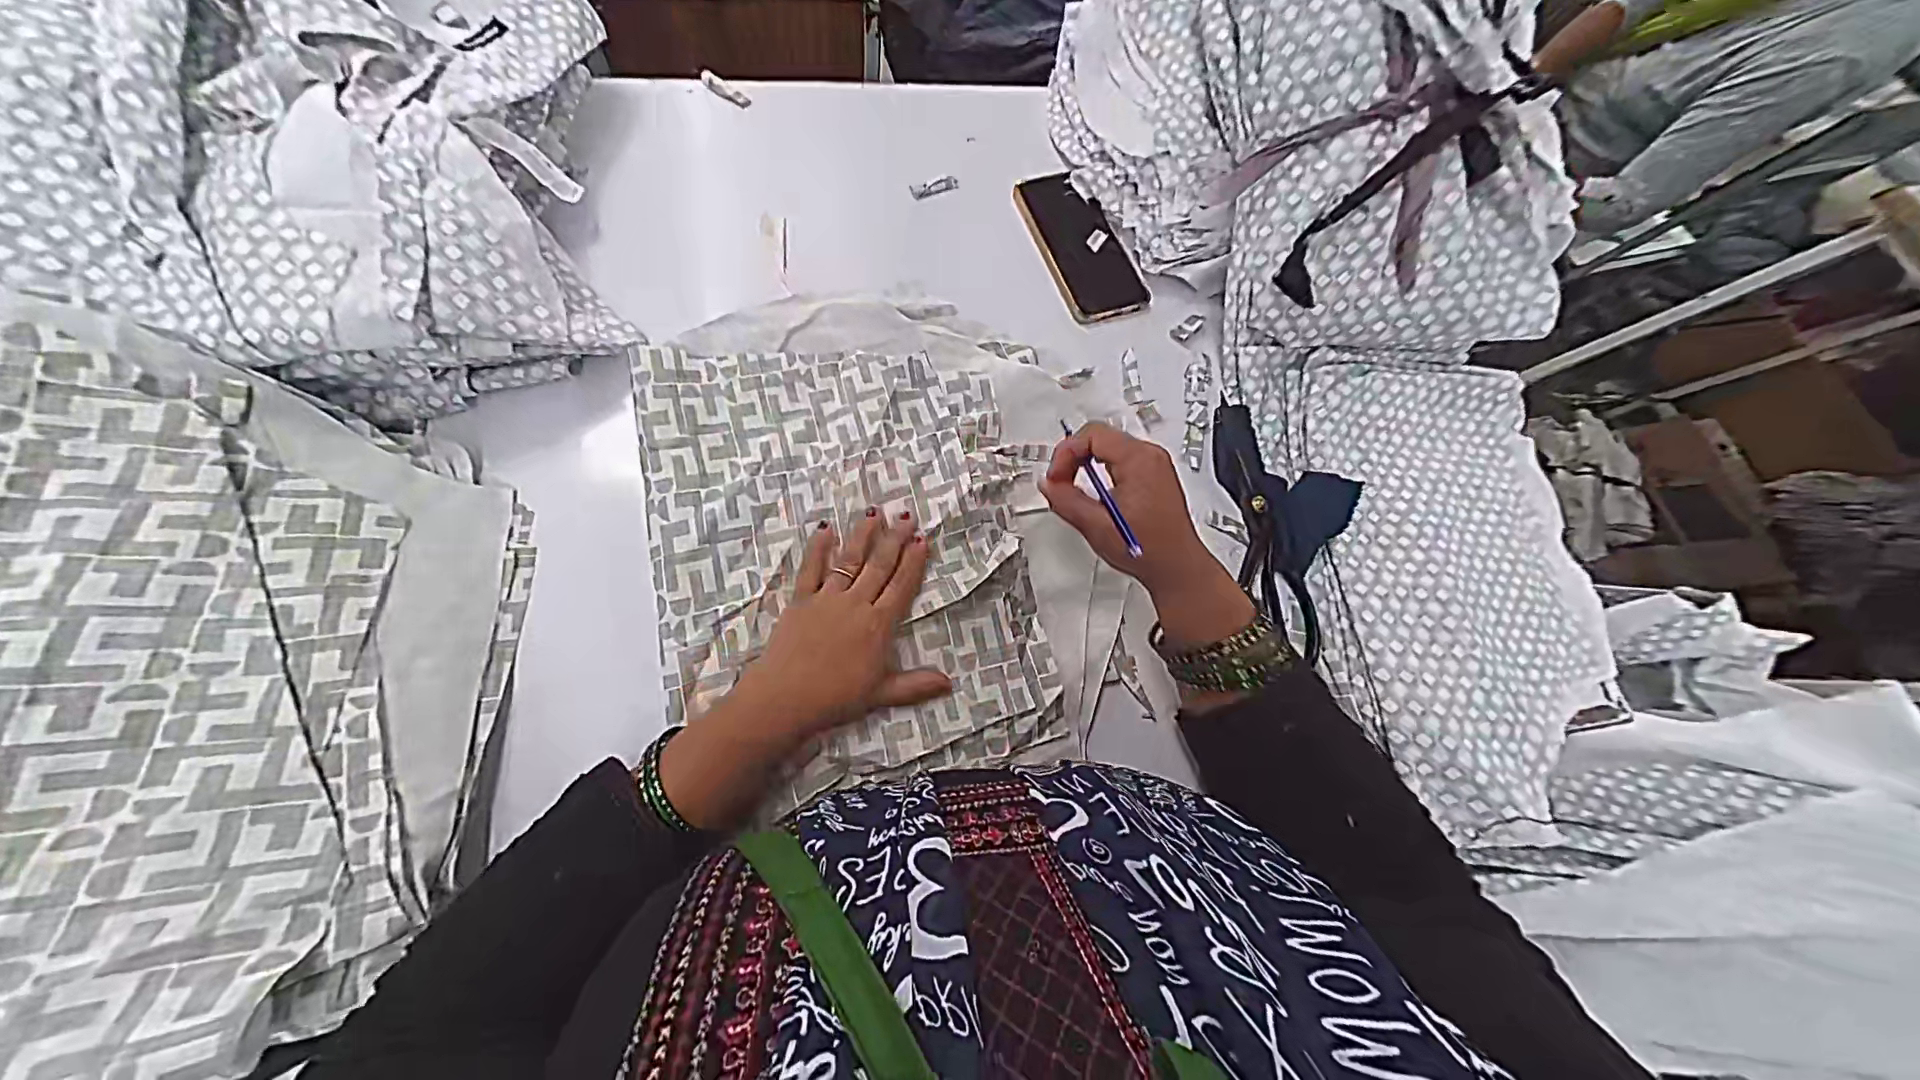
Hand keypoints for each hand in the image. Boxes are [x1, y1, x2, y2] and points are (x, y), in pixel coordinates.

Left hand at [658, 511, 952, 829]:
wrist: (784, 698)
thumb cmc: (834, 699)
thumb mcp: (881, 694)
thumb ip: (916, 685)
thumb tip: (950, 683)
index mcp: (878, 625)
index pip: (901, 586)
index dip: (913, 562)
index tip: (922, 539)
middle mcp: (855, 604)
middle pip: (879, 565)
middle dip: (894, 539)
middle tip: (906, 516)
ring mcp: (827, 599)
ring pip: (849, 560)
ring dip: (862, 535)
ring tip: (873, 512)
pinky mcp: (801, 601)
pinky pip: (811, 568)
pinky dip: (818, 548)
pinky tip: (825, 529)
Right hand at [1039, 422, 1253, 652]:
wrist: (1177, 566)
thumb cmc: (1150, 549)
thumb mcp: (1097, 526)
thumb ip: (1066, 501)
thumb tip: (1049, 485)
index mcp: (1139, 460)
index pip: (1092, 435)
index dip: (1066, 454)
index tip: (1056, 477)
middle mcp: (1151, 456)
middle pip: (1100, 436)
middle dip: (1073, 457)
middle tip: (1060, 481)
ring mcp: (1155, 464)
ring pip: (1109, 447)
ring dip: (1086, 464)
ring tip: (1074, 489)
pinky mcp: (1154, 475)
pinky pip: (1121, 460)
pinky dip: (1101, 471)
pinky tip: (1095, 493)